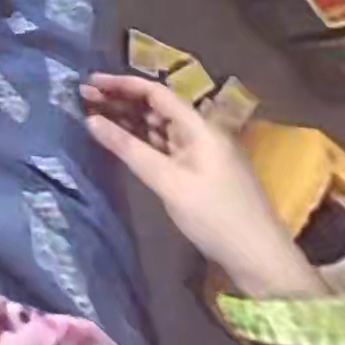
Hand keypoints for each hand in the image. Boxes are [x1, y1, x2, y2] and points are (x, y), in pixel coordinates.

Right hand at [82, 73, 324, 297]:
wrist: (261, 262)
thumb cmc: (215, 215)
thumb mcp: (166, 180)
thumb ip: (127, 147)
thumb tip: (90, 120)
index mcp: (199, 127)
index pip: (155, 92)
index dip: (121, 83)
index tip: (90, 82)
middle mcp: (199, 132)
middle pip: (154, 106)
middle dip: (119, 99)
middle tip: (83, 97)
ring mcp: (199, 151)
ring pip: (155, 124)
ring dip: (125, 118)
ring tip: (93, 114)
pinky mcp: (196, 170)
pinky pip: (161, 143)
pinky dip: (137, 138)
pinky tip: (117, 138)